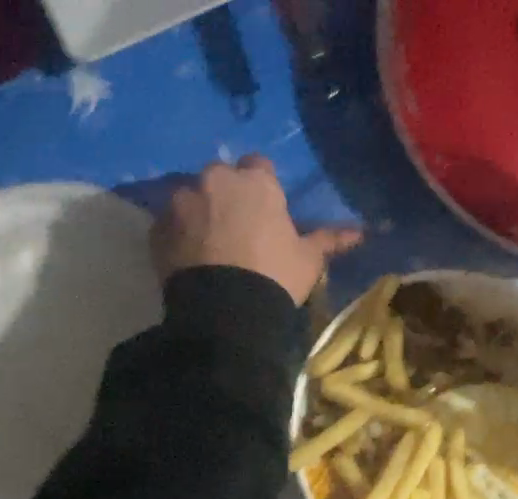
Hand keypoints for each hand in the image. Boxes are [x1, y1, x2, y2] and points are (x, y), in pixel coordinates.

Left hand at [151, 155, 360, 304]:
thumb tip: (361, 232)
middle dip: (227, 197)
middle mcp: (215, 180)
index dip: (262, 190)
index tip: (267, 215)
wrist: (226, 313)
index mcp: (255, 181)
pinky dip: (177, 237)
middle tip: (237, 233)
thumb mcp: (308, 261)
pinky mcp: (156, 229)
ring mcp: (180, 202)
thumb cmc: (275, 279)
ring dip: (198, 215)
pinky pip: (168, 225)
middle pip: (221, 179)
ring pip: (191, 200)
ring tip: (208, 250)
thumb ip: (329, 240)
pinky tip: (188, 261)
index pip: (259, 167)